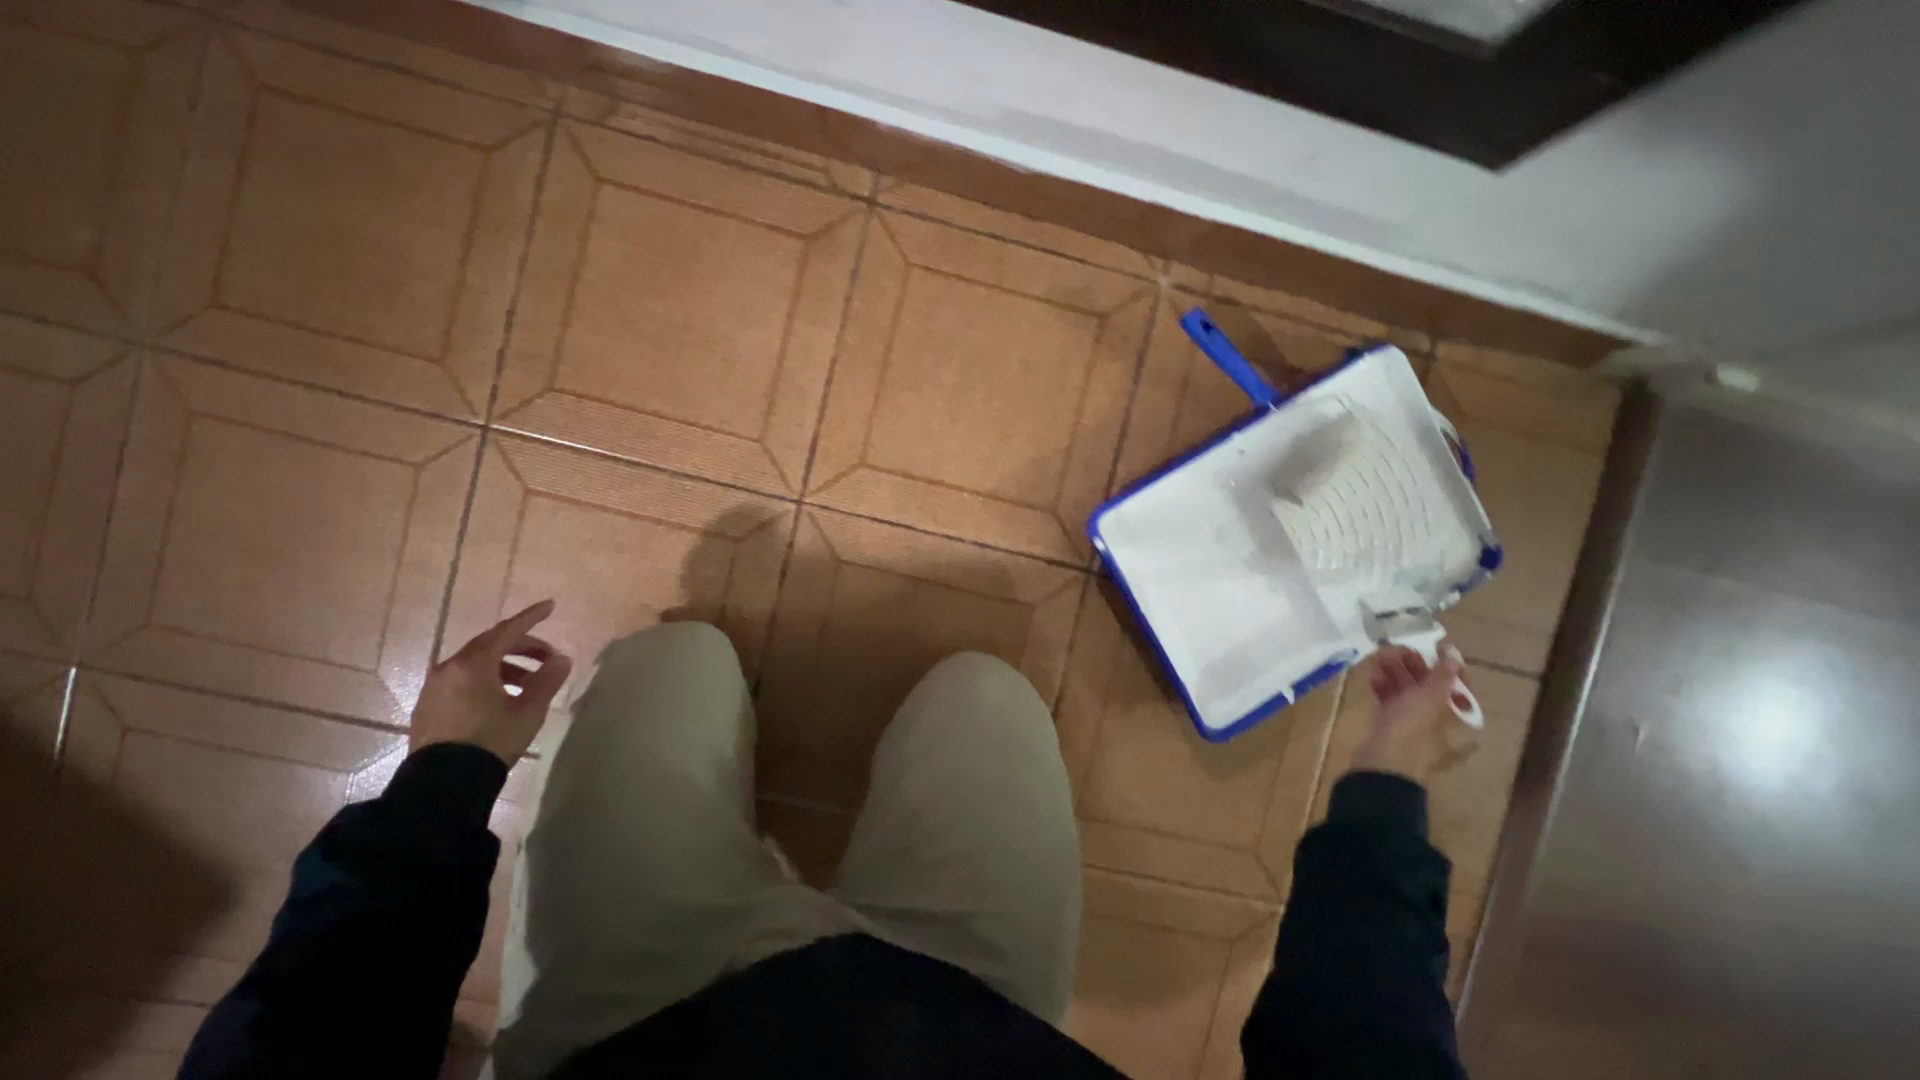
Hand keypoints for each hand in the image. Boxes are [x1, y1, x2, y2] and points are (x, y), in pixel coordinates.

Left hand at [409, 600, 573, 765]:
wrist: (444, 782)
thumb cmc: (491, 740)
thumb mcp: (528, 711)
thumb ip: (547, 681)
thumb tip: (561, 659)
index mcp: (474, 664)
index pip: (508, 631)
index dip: (531, 618)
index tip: (550, 606)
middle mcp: (450, 668)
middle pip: (490, 645)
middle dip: (522, 647)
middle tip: (547, 657)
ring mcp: (435, 687)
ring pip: (475, 665)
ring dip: (505, 667)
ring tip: (529, 684)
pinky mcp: (428, 706)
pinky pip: (462, 681)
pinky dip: (486, 680)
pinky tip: (501, 699)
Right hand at [1352, 644, 1476, 784]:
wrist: (1381, 764)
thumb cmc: (1413, 728)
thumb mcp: (1431, 696)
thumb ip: (1443, 672)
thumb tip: (1452, 651)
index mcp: (1463, 720)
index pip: (1462, 687)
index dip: (1449, 666)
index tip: (1433, 647)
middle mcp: (1444, 724)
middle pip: (1433, 689)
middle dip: (1416, 668)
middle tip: (1399, 649)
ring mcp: (1418, 727)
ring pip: (1410, 695)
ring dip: (1397, 675)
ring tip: (1381, 658)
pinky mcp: (1394, 729)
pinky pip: (1393, 704)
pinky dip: (1386, 689)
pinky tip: (1374, 676)